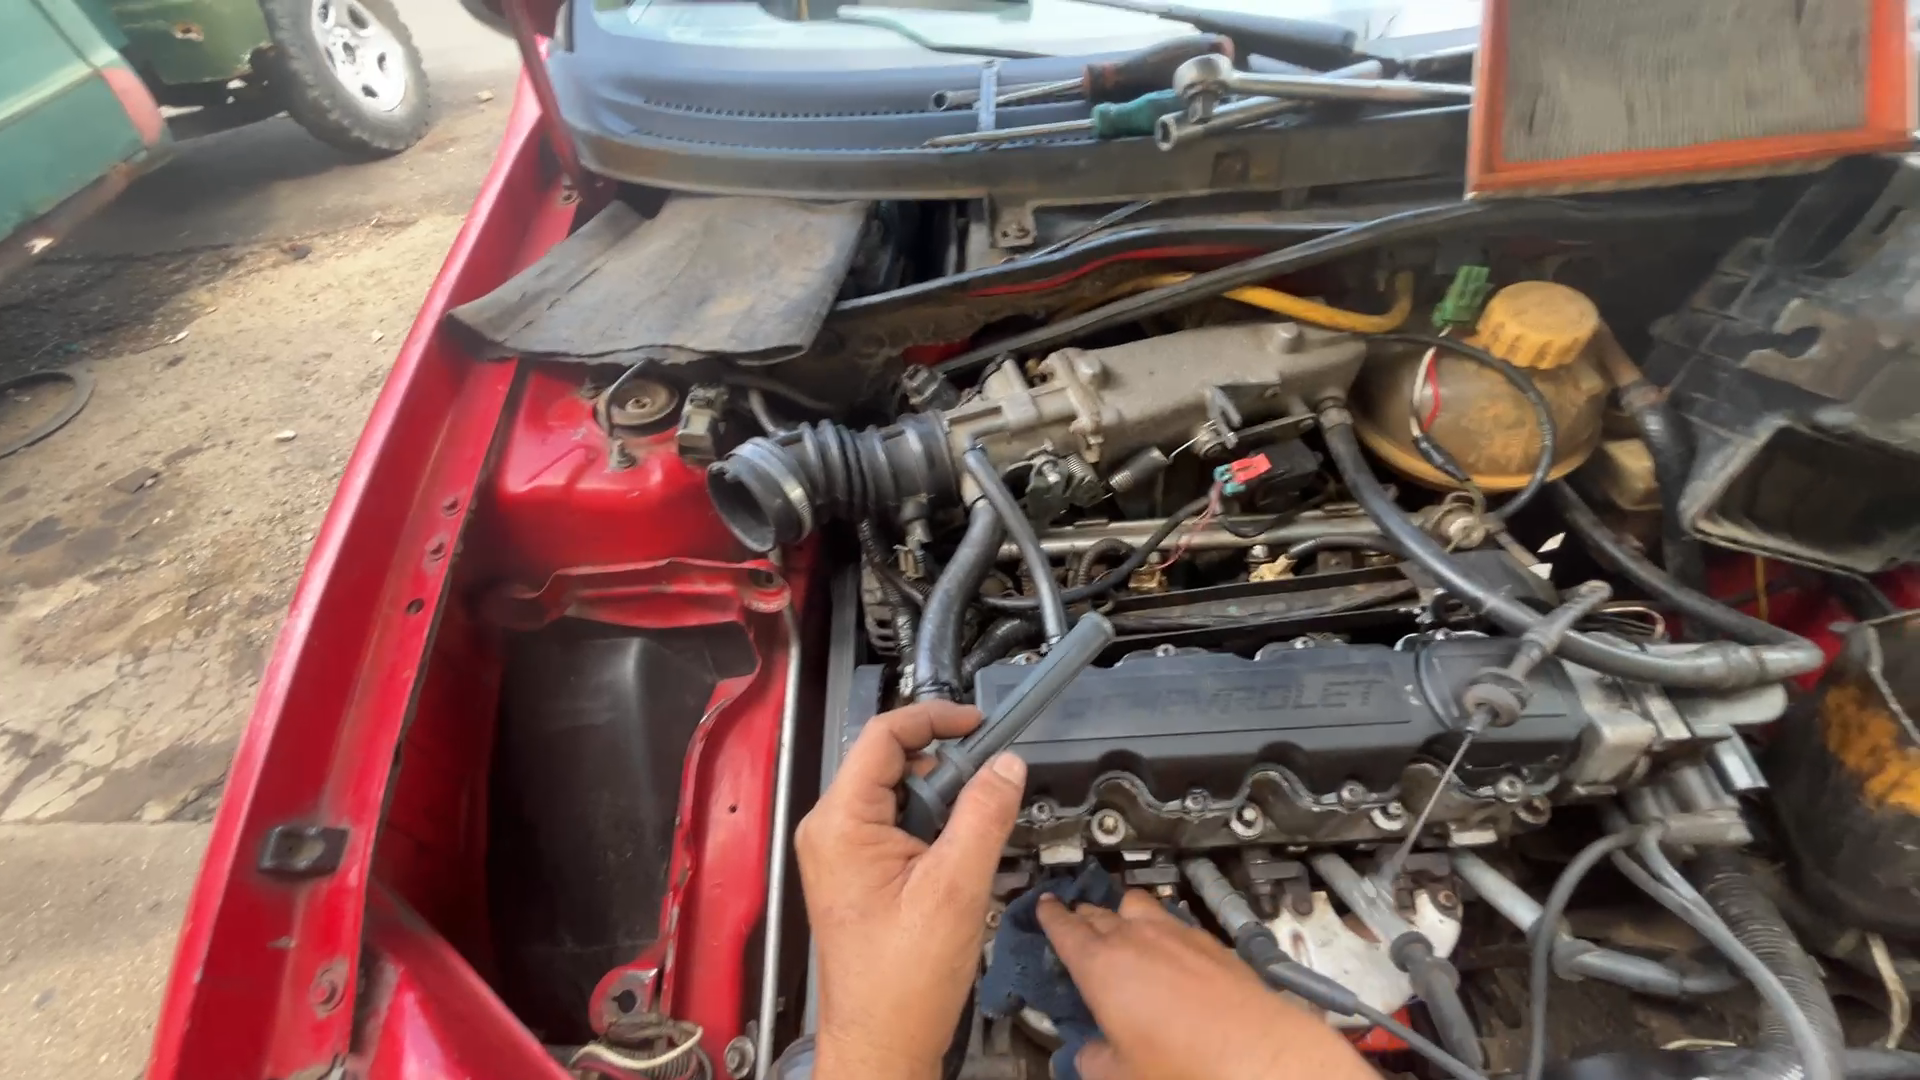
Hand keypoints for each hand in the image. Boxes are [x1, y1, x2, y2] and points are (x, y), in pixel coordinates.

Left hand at [796, 701, 1026, 1079]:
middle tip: (983, 791)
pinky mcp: (856, 867)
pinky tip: (951, 858)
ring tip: (965, 842)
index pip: (884, 736)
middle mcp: (831, 827)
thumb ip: (984, 815)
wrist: (882, 1047)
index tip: (977, 723)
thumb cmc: (904, 982)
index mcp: (840, 822)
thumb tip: (1007, 763)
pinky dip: (932, 824)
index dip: (934, 719)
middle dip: (943, 768)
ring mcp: (840, 847)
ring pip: (898, 790)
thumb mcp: (956, 888)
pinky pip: (896, 819)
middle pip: (891, 760)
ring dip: (940, 800)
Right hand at [1037, 890, 1379, 1079]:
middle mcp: (1134, 937)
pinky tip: (1168, 952)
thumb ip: (1096, 1061)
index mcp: (1101, 965)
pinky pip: (1171, 919)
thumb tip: (1090, 1056)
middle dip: (1082, 917)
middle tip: (1076, 926)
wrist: (1264, 1060)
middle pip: (1096, 912)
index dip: (1050, 916)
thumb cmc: (1190, 1069)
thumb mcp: (1123, 1076)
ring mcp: (1173, 933)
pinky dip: (1160, 928)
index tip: (1044, 908)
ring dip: (1122, 914)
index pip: (1064, 927)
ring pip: (1135, 904)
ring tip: (1122, 931)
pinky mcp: (1207, 940)